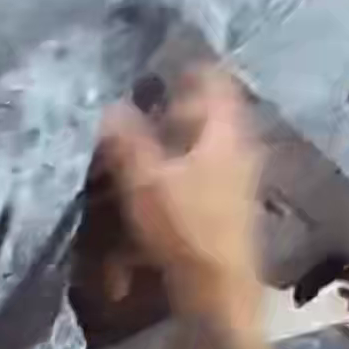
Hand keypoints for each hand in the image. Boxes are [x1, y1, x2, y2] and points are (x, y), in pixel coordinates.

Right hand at [98, 68, 262, 310]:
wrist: (217, 283)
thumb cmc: (183, 227)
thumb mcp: (146, 183)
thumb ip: (127, 144)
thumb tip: (109, 107)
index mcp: (224, 130)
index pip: (212, 78)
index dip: (185, 66)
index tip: (154, 64)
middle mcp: (240, 144)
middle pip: (209, 111)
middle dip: (175, 106)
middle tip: (141, 104)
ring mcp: (239, 174)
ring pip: (206, 141)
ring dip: (177, 138)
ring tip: (144, 142)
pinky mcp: (229, 200)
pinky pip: (204, 166)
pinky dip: (181, 163)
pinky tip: (158, 179)